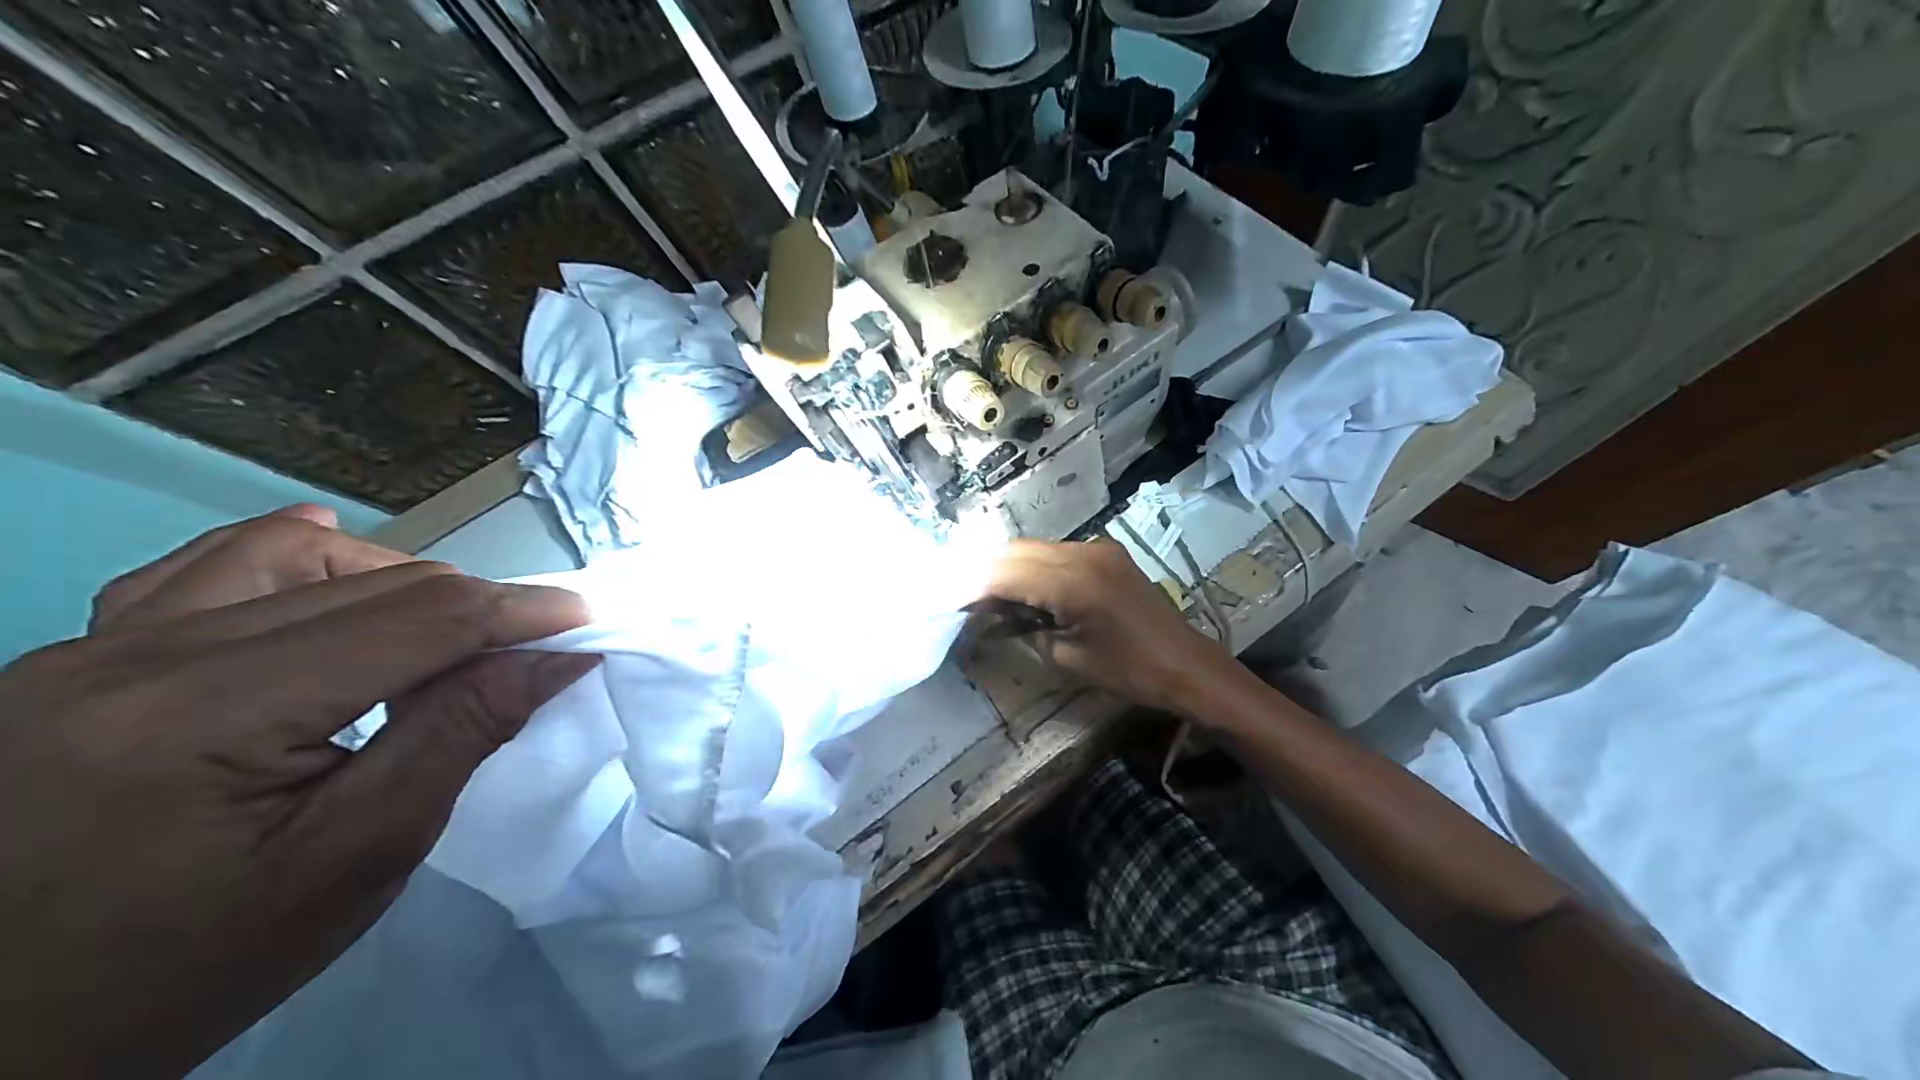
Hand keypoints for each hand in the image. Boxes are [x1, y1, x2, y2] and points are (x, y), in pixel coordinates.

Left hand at [0, 508, 596, 1078]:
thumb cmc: (190, 967)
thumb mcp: (355, 860)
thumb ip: (460, 735)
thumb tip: (556, 658)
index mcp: (200, 715)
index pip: (414, 620)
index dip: (518, 611)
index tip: (587, 621)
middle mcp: (133, 653)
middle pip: (370, 585)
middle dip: (476, 608)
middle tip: (530, 654)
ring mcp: (88, 648)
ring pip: (296, 557)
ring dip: (399, 582)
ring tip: (438, 636)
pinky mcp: (76, 660)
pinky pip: (203, 569)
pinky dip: (298, 561)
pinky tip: (332, 570)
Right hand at [982, 539, 1243, 714]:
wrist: (1186, 664)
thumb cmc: (1127, 671)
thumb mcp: (1065, 657)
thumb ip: (1022, 628)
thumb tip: (989, 614)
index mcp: (1073, 582)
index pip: (1005, 573)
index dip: (970, 585)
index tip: (944, 599)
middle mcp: (1083, 553)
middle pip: (1016, 551)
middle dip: (982, 571)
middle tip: (957, 595)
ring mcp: (1097, 548)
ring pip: (1034, 548)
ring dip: (1005, 567)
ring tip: (982, 594)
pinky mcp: (1105, 552)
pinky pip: (1056, 552)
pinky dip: (1031, 566)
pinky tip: (1018, 587)